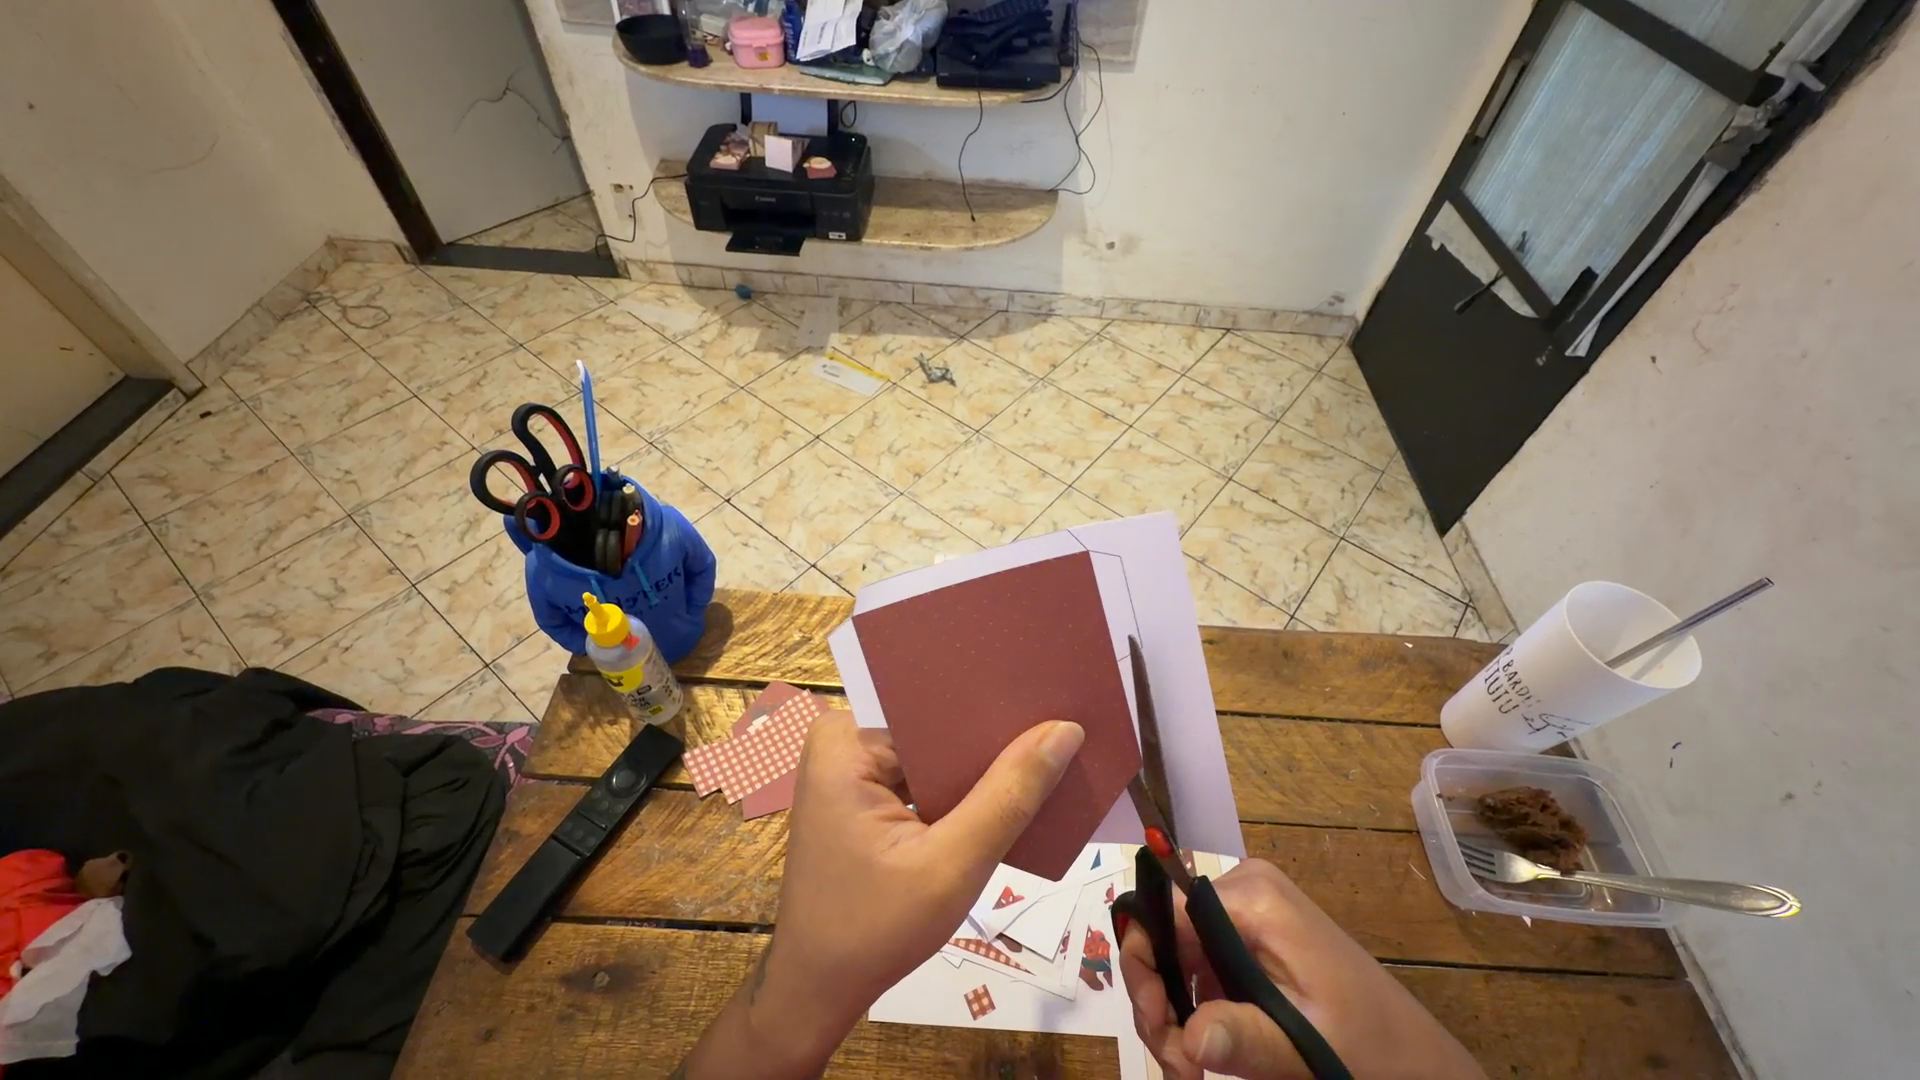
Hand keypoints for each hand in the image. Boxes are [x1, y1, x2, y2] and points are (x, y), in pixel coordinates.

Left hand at [691, 711, 1083, 1075]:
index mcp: (846, 740)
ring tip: (1052, 754)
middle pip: (935, 727)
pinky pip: (924, 777)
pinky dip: (963, 791)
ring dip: (982, 766)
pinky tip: (1013, 792)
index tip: (1053, 699)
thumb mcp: (952, 864)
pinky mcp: (864, 796)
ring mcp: (851, 770)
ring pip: (935, 754)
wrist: (818, 992)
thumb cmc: (874, 930)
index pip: (934, 705)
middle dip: (992, 737)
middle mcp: (843, 741)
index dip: (993, 705)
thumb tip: (1066, 730)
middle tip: (1064, 730)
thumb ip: (1010, 795)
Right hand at [1120, 859, 1484, 1079]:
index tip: (1161, 1036)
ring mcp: (1245, 909)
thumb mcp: (1307, 1050)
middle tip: (1177, 1067)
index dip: (1145, 970)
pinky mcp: (1248, 935)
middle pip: (1162, 934)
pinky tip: (1201, 1050)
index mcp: (1253, 897)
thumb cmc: (1370, 1050)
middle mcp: (1241, 887)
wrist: (1421, 1061)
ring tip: (1189, 1069)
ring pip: (1173, 952)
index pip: (1161, 912)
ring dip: (1170, 1012)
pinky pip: (1196, 961)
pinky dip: (1190, 1006)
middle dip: (1157, 1002)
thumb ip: (1247, 1039)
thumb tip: (1189, 1038)